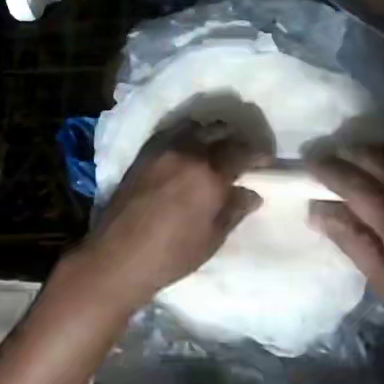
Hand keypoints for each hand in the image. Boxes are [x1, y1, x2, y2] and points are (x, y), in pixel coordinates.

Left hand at [70, 124, 262, 311]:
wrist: (118, 256)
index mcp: (209, 174)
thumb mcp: (212, 238)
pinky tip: (190, 150)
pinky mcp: (145, 153)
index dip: (258, 154)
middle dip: (236, 140)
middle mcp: (188, 152)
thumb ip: (234, 209)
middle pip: (220, 131)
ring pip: (196, 127)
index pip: (242, 151)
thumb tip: (251, 193)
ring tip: (216, 148)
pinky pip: (173, 132)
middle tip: (243, 154)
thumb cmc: (171, 255)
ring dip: (212, 133)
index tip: (266, 160)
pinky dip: (188, 135)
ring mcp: (164, 149)